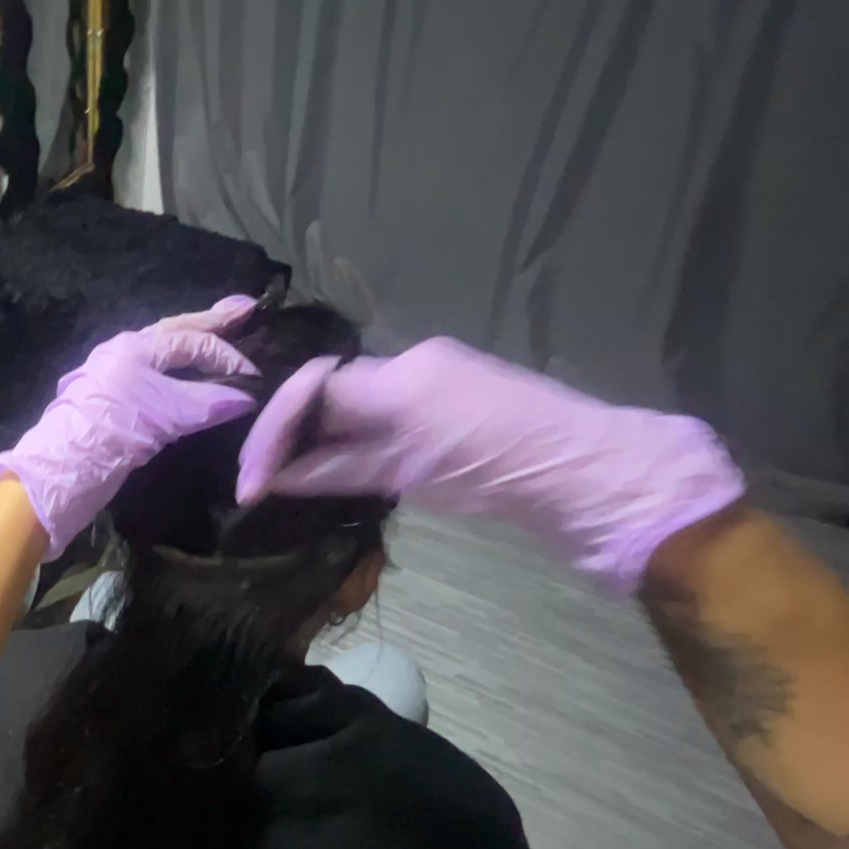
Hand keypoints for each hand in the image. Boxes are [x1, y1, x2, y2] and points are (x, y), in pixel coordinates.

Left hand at [0, 295, 262, 559]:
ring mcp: (115, 376)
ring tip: (222, 335)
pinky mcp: (113, 402)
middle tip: (245, 308)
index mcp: (134, 347)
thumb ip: (208, 402)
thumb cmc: (113, 431)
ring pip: (162, 355)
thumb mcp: (166, 414)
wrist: (65, 468)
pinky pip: (154, 379)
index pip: (191, 340)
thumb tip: (246, 398)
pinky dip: (178, 375)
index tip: (254, 375)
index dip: (226, 356)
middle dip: (210, 323)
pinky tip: (191, 378)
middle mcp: (123, 353)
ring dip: (192, 347)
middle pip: (174, 332)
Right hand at [235, 337, 743, 592]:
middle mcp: (407, 365)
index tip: (251, 480)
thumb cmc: (503, 471)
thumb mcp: (410, 475)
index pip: (309, 389)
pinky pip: (369, 413)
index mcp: (400, 375)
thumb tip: (275, 479)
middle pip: (319, 392)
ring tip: (277, 481)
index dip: (270, 431)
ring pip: (340, 404)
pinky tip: (321, 467)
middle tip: (254, 483)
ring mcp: (424, 378)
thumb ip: (336, 470)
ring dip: (305, 441)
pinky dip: (339, 441)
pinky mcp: (439, 400)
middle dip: (279, 436)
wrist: (598, 476)